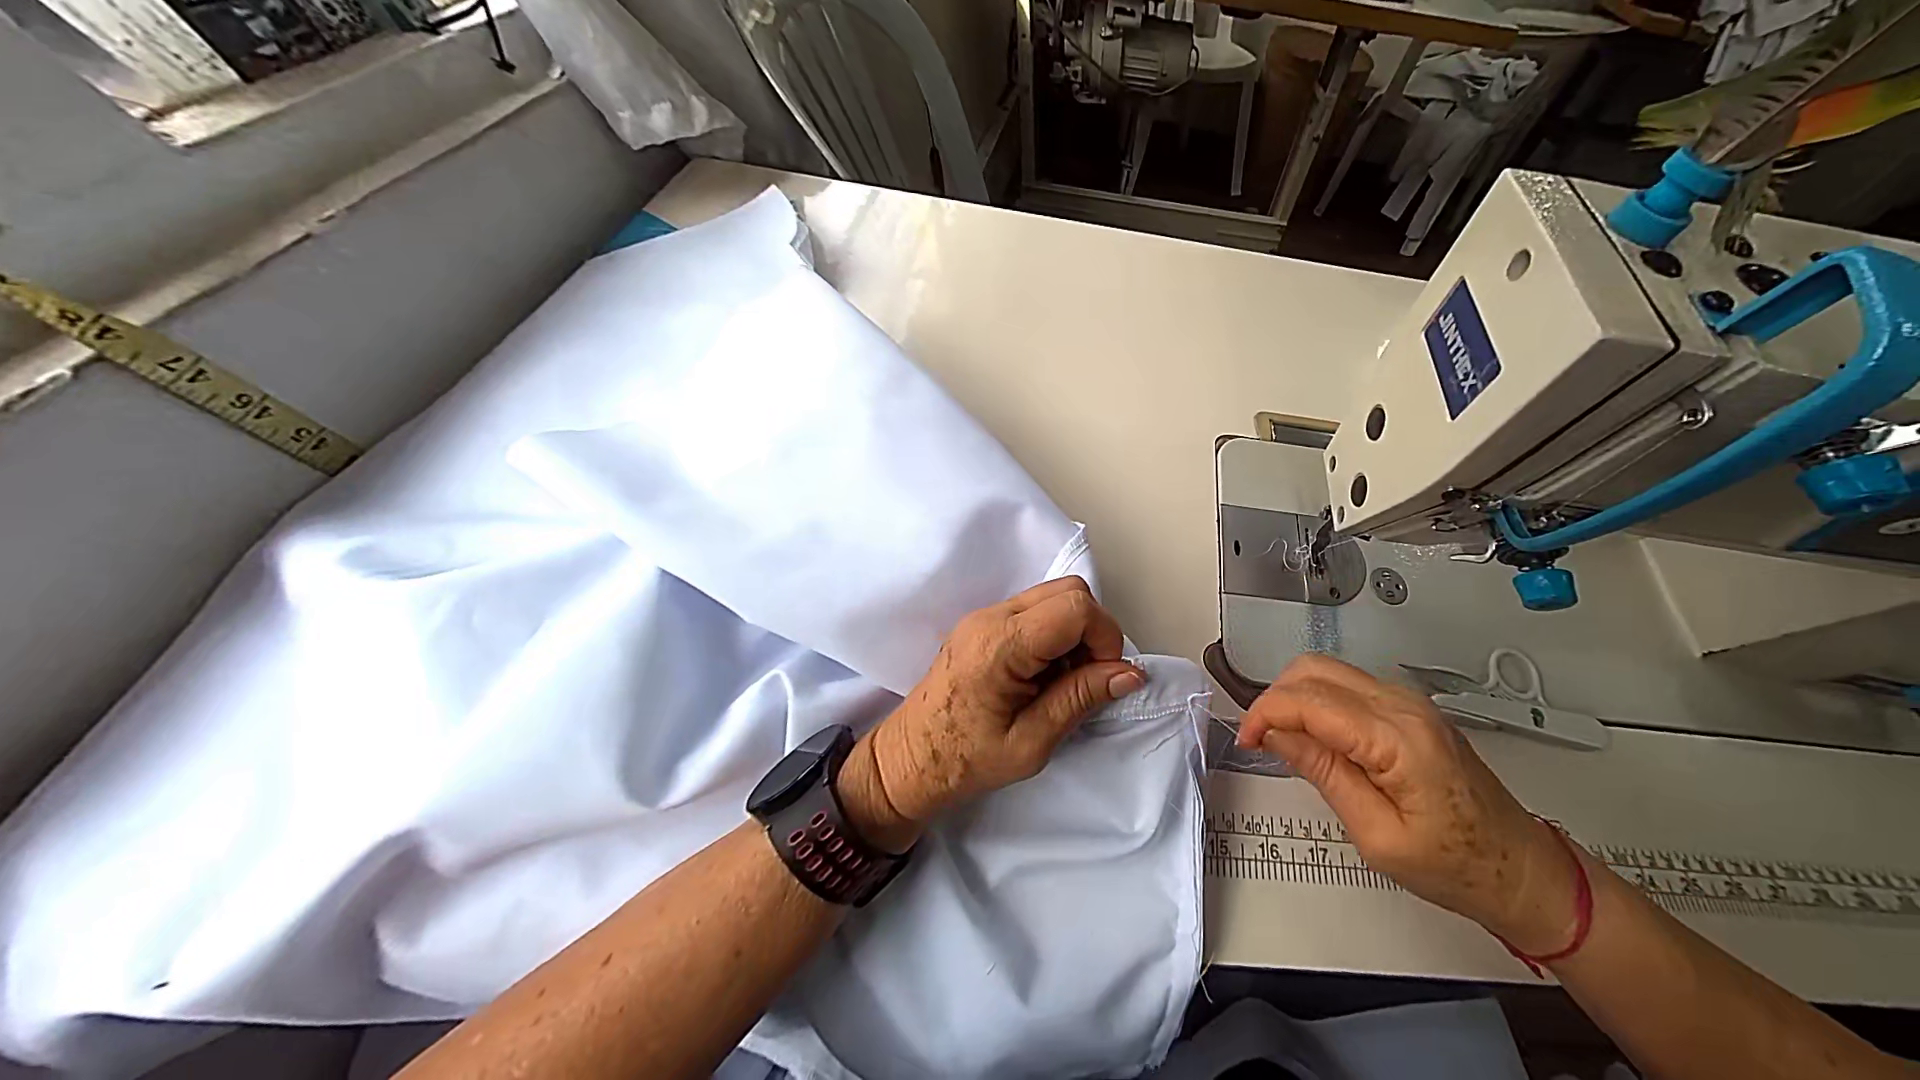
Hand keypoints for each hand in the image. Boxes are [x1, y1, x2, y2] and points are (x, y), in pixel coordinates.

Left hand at [837, 577, 1146, 851]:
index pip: (1075, 606)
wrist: (910, 758)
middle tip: (1086, 679)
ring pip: (1053, 596)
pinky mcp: (982, 624)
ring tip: (1061, 682)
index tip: (1103, 677)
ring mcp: (983, 617)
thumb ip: (1080, 699)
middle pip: (1068, 591)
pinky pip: (1033, 610)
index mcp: (1000, 645)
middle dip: (1093, 631)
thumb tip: (1130, 673)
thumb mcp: (1031, 742)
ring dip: (1073, 633)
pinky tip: (1043, 675)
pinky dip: (1054, 635)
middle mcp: (990, 618)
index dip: (1104, 637)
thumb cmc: (963, 759)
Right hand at [1236, 654, 1580, 955]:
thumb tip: (1276, 734)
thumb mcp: (1375, 834)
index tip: (1247, 740)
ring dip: (1293, 698)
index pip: (1308, 699)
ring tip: (1284, 742)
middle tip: (1261, 739)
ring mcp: (1410, 703)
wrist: (1522, 870)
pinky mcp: (1409, 709)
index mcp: (1399, 740)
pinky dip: (1316, 702)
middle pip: (1313, 669)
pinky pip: (1346, 686)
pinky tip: (1313, 738)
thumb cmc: (1460, 865)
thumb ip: (1322, 773)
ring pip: (1326, 671)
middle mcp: (1406, 708)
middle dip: (1274, 699)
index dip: (1265, 713)